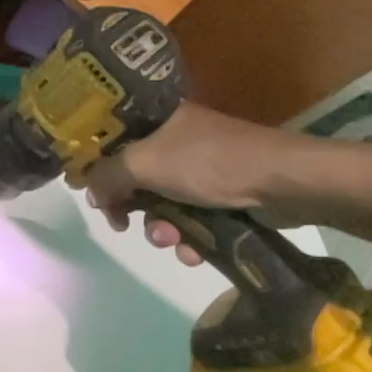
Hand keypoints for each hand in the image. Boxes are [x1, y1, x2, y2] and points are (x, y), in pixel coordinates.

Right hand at [83, 101, 301, 266]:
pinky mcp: (222, 197)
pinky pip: (191, 220)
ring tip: (171, 240)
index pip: (113, 140)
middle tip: (123, 225)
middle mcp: (176, 141)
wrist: (283, 182)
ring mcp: (201, 170)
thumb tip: (89, 192)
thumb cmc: (208, 162)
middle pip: (134, 177)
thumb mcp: (145, 164)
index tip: (94, 196)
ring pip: (162, 204)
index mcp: (157, 120)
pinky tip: (195, 251)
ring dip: (160, 228)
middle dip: (130, 207)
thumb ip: (108, 176)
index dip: (98, 167)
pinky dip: (188, 238)